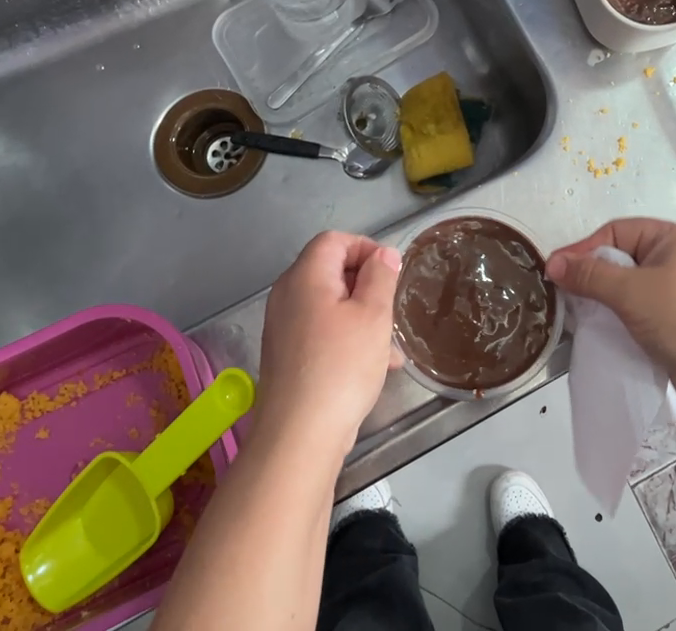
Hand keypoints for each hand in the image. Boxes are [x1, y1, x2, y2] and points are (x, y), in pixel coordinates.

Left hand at [255, 231, 401, 451]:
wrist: (299, 435)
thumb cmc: (341, 367)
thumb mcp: (373, 316)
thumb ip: (380, 277)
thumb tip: (382, 254)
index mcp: (305, 277)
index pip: (334, 240)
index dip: (365, 248)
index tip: (391, 273)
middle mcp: (287, 295)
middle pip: (330, 271)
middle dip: (366, 284)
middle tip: (391, 308)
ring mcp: (283, 327)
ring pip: (329, 305)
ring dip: (361, 315)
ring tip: (390, 344)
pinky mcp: (286, 355)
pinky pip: (321, 331)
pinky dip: (346, 337)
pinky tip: (373, 366)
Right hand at [546, 218, 675, 399]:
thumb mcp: (630, 292)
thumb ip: (589, 275)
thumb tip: (552, 263)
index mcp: (674, 237)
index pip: (616, 232)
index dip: (584, 248)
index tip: (555, 270)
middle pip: (621, 255)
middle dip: (592, 272)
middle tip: (562, 290)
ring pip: (627, 283)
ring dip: (603, 295)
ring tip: (577, 309)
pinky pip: (637, 304)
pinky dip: (617, 312)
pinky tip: (600, 324)